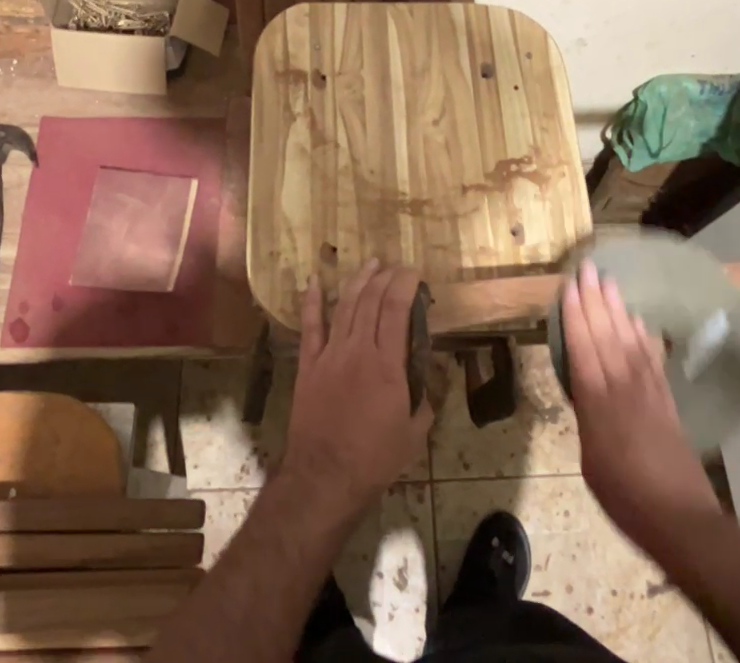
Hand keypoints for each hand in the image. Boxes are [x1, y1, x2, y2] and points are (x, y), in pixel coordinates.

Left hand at [280, 259, 433, 512]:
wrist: (324, 476)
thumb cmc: (375, 458)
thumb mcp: (415, 431)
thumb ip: (425, 397)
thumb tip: (431, 375)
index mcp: (388, 365)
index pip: (397, 309)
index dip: (406, 284)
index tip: (415, 272)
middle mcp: (358, 350)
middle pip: (371, 300)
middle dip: (385, 277)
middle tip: (396, 266)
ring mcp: (330, 355)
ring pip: (343, 306)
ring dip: (358, 281)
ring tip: (369, 264)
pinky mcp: (308, 365)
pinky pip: (310, 326)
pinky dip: (312, 301)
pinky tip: (314, 281)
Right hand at [563, 259, 721, 548]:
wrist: (678, 515)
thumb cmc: (622, 494)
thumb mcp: (588, 457)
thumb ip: (587, 417)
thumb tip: (585, 392)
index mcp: (597, 401)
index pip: (582, 346)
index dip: (574, 314)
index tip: (569, 286)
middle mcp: (623, 386)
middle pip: (606, 333)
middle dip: (596, 299)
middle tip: (589, 268)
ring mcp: (648, 390)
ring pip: (630, 338)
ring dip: (619, 309)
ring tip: (610, 283)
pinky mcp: (667, 400)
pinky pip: (652, 358)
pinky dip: (644, 335)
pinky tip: (638, 321)